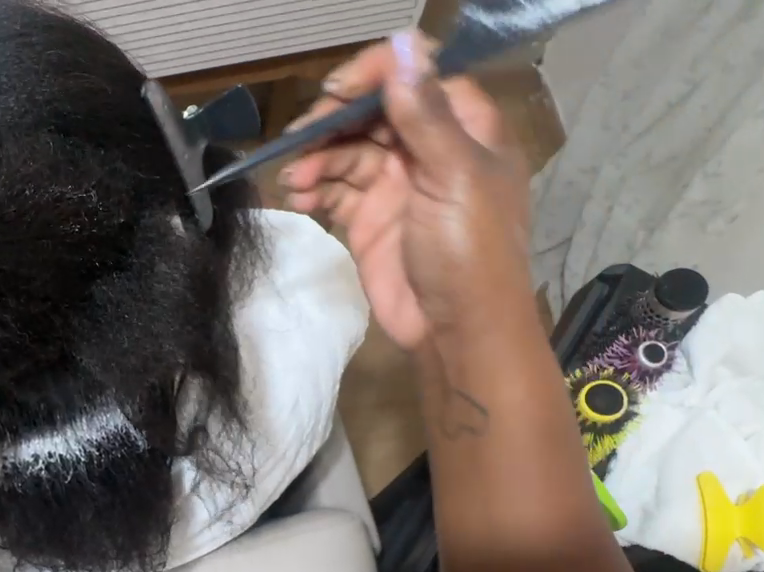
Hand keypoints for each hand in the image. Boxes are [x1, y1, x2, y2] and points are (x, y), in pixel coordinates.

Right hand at [280, 30, 536, 350]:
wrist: (455, 329)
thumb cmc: (469, 250)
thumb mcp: (454, 175)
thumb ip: (425, 115)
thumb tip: (402, 49)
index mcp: (462, 127)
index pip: (414, 78)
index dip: (374, 76)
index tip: (336, 93)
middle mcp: (426, 150)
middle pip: (372, 114)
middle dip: (333, 122)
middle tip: (299, 140)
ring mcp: (394, 186)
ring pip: (346, 154)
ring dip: (316, 161)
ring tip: (294, 181)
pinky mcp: (368, 221)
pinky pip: (334, 193)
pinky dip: (313, 192)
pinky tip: (298, 199)